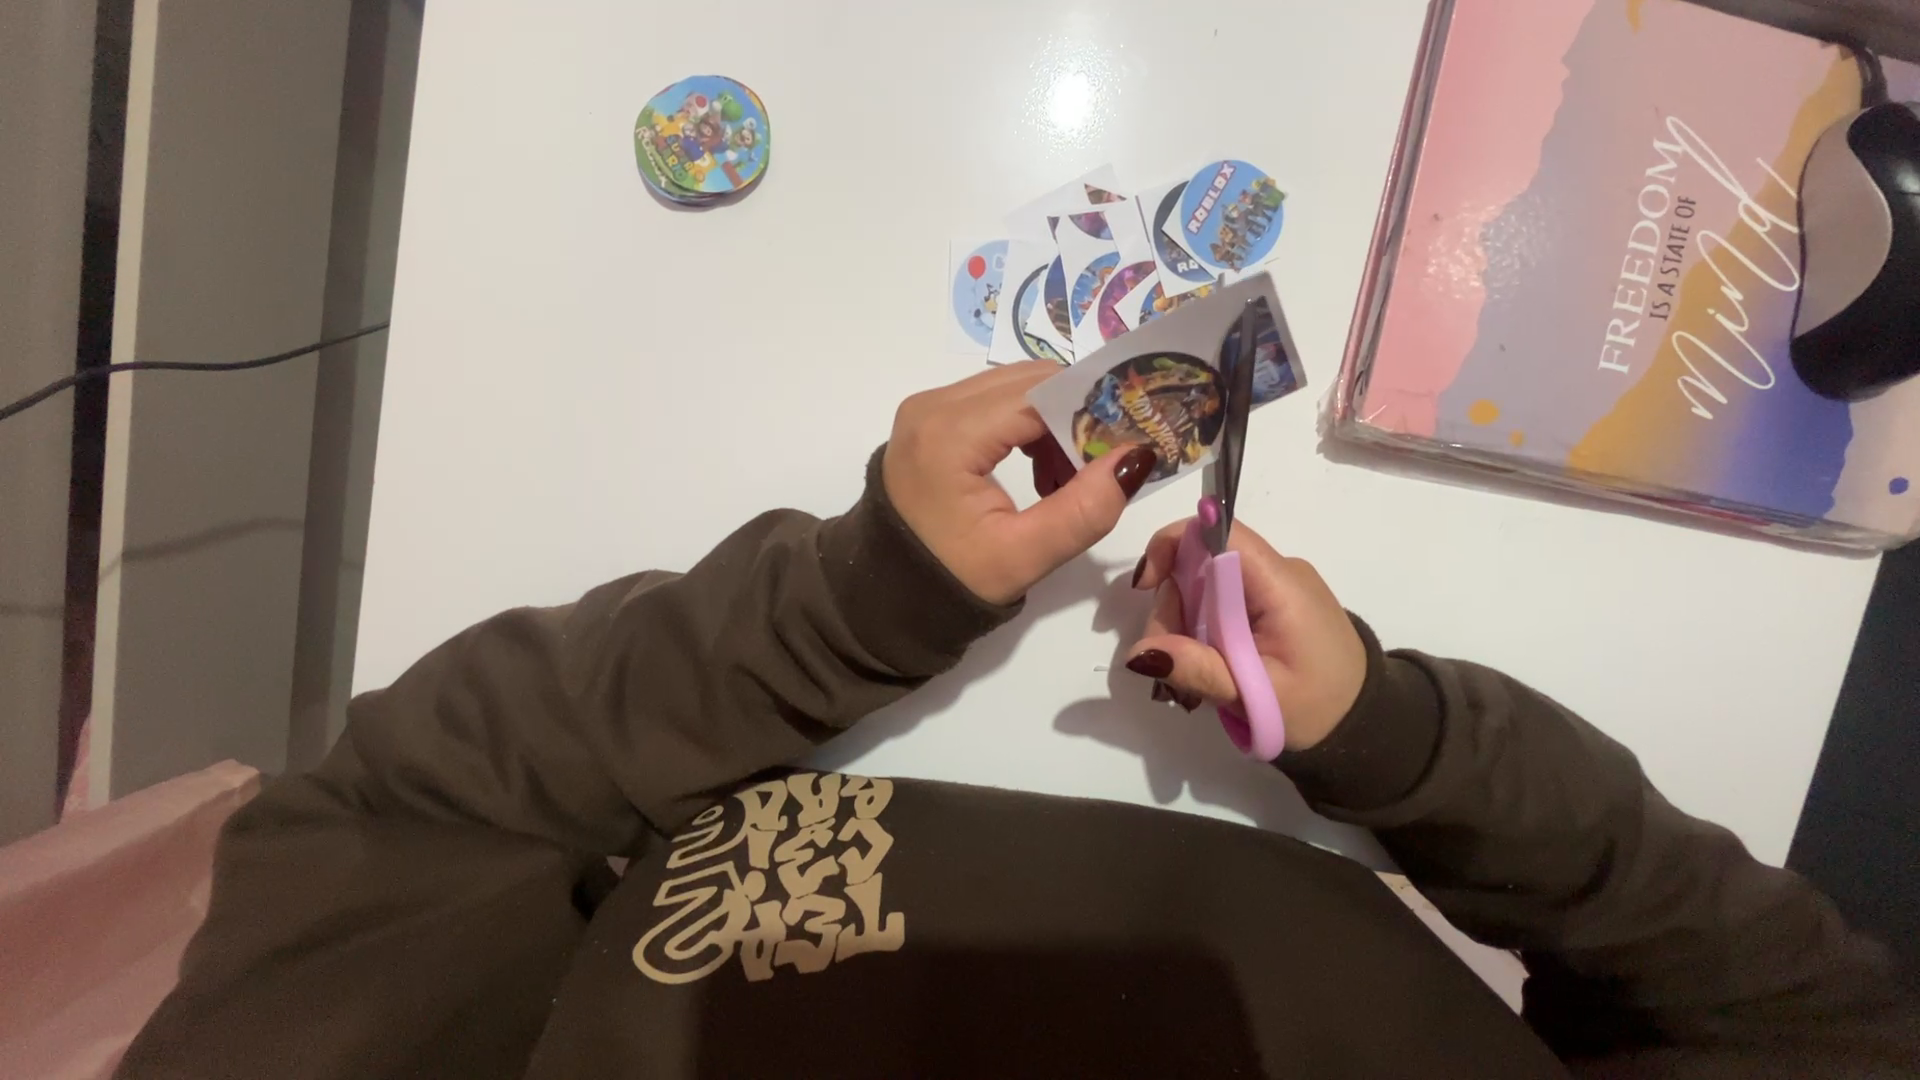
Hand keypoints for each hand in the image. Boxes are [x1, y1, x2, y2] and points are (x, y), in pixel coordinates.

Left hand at [884, 362, 1157, 605]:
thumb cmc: (950, 580)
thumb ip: (1083, 509)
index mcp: (948, 435)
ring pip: (1014, 389)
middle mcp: (932, 405)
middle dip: (1075, 416)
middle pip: (1028, 382)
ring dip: (1053, 423)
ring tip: (1067, 480)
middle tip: (1102, 466)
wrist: (884, 595)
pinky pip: (993, 403)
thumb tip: (1137, 457)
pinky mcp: (930, 420)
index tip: (1131, 442)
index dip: (1092, 411)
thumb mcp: (1023, 556)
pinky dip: (1027, 427)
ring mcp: (927, 408)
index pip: (1039, 394)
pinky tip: (1040, 472)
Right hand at [1122, 519, 1365, 751]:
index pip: (1217, 531)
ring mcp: (1274, 586)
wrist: (1366, 724)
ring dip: (1183, 623)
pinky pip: (1220, 599)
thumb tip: (1138, 653)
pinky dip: (1201, 627)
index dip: (1172, 544)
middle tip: (1169, 661)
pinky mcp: (1270, 603)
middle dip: (1172, 605)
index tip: (1145, 587)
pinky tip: (1203, 663)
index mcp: (1279, 584)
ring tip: (1190, 674)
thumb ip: (1197, 669)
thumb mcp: (1252, 696)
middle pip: (1200, 563)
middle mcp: (1276, 572)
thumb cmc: (1317, 708)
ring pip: (1204, 584)